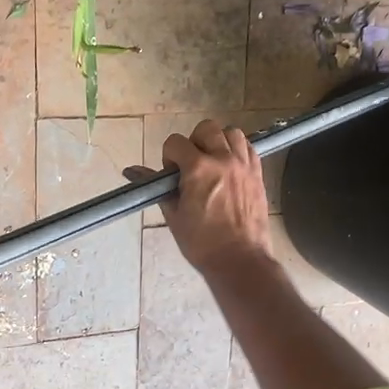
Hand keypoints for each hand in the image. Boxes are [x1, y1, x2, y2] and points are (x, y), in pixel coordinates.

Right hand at [125, 118, 271, 274]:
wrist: (239, 260)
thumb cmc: (202, 243)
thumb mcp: (173, 215)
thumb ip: (157, 187)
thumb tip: (131, 171)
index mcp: (198, 169)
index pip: (175, 142)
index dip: (169, 156)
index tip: (172, 175)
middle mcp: (223, 160)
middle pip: (206, 128)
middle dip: (194, 142)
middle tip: (191, 165)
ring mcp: (243, 166)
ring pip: (231, 133)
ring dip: (218, 141)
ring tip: (213, 162)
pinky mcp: (258, 175)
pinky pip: (249, 148)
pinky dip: (238, 151)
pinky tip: (229, 168)